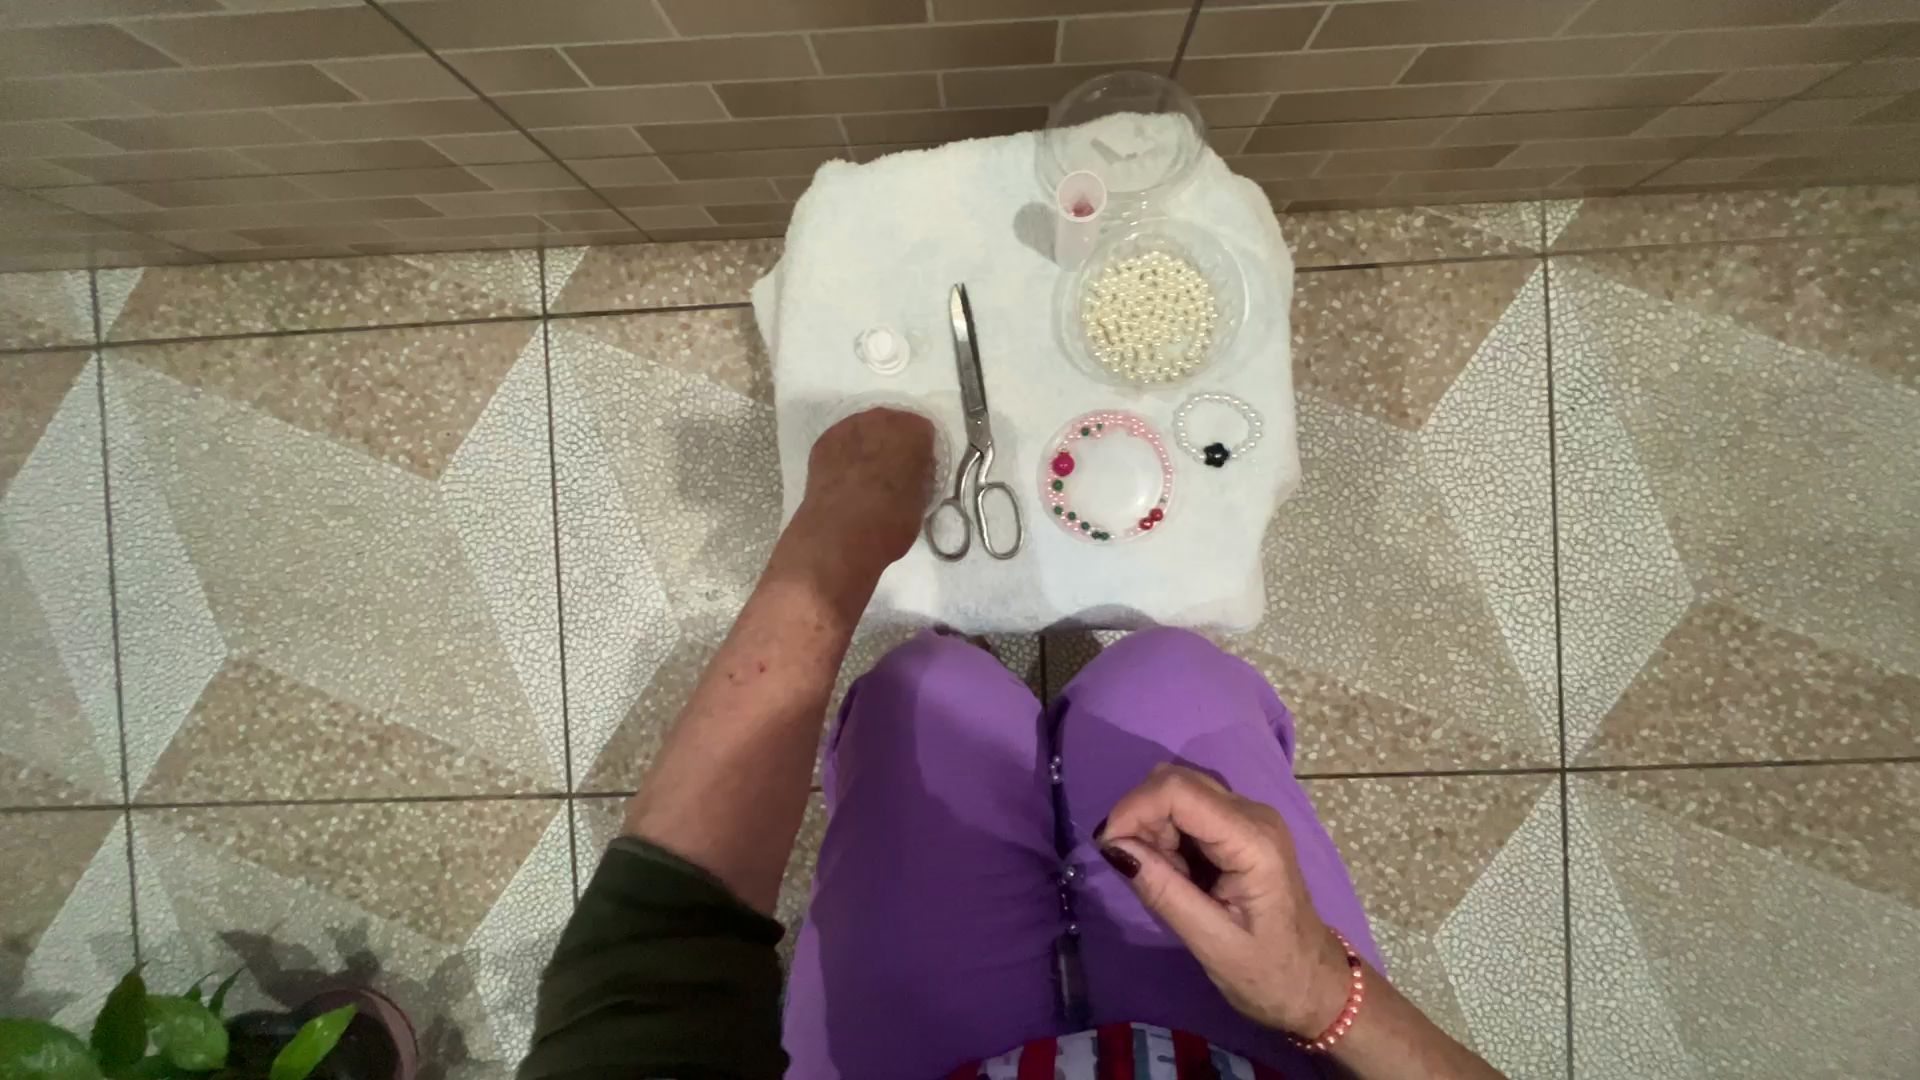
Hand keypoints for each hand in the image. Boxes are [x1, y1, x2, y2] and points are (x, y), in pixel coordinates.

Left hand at [795, 408, 935, 568]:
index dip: (919, 453)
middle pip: (890, 425)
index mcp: (914, 431)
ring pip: (863, 431)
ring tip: (862, 476)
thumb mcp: (920, 499)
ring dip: (865, 448)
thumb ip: (917, 476)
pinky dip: (842, 456)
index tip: (915, 471)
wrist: (844, 534)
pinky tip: (841, 478)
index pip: (922, 433)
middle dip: (891, 445)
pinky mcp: (823, 441)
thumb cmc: (893, 521)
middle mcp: (883, 419)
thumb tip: (910, 476)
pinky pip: (839, 443)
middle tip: (888, 473)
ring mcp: (849, 427)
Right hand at [1098, 764, 1352, 1038]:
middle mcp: (1252, 812)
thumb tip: (1112, 846)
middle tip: (1137, 867)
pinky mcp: (1239, 823)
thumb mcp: (1211, 943)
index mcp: (1252, 840)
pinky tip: (1175, 868)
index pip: (1177, 790)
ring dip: (1152, 824)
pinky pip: (1188, 806)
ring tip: (1162, 874)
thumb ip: (1162, 890)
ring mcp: (1248, 814)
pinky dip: (1166, 830)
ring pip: (1177, 790)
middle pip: (1175, 782)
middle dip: (1142, 817)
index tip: (1107, 845)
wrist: (1317, 987)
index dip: (1134, 807)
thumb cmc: (1270, 974)